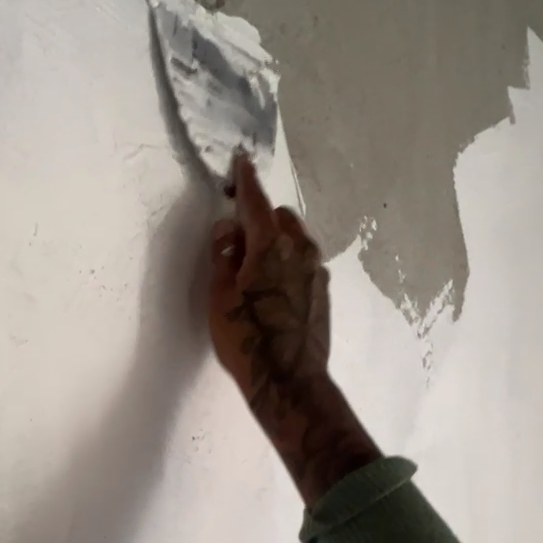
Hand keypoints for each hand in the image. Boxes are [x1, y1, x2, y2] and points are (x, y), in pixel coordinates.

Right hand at [207, 152, 379, 505]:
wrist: (289, 382)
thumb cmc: (246, 340)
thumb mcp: (220, 298)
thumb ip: (223, 256)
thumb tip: (228, 229)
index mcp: (271, 245)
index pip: (256, 202)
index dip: (245, 180)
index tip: (240, 161)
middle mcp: (300, 250)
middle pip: (279, 218)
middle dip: (259, 218)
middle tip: (235, 239)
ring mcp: (316, 272)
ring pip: (294, 241)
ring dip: (274, 242)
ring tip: (253, 269)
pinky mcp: (322, 293)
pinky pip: (302, 264)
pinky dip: (286, 263)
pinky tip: (271, 290)